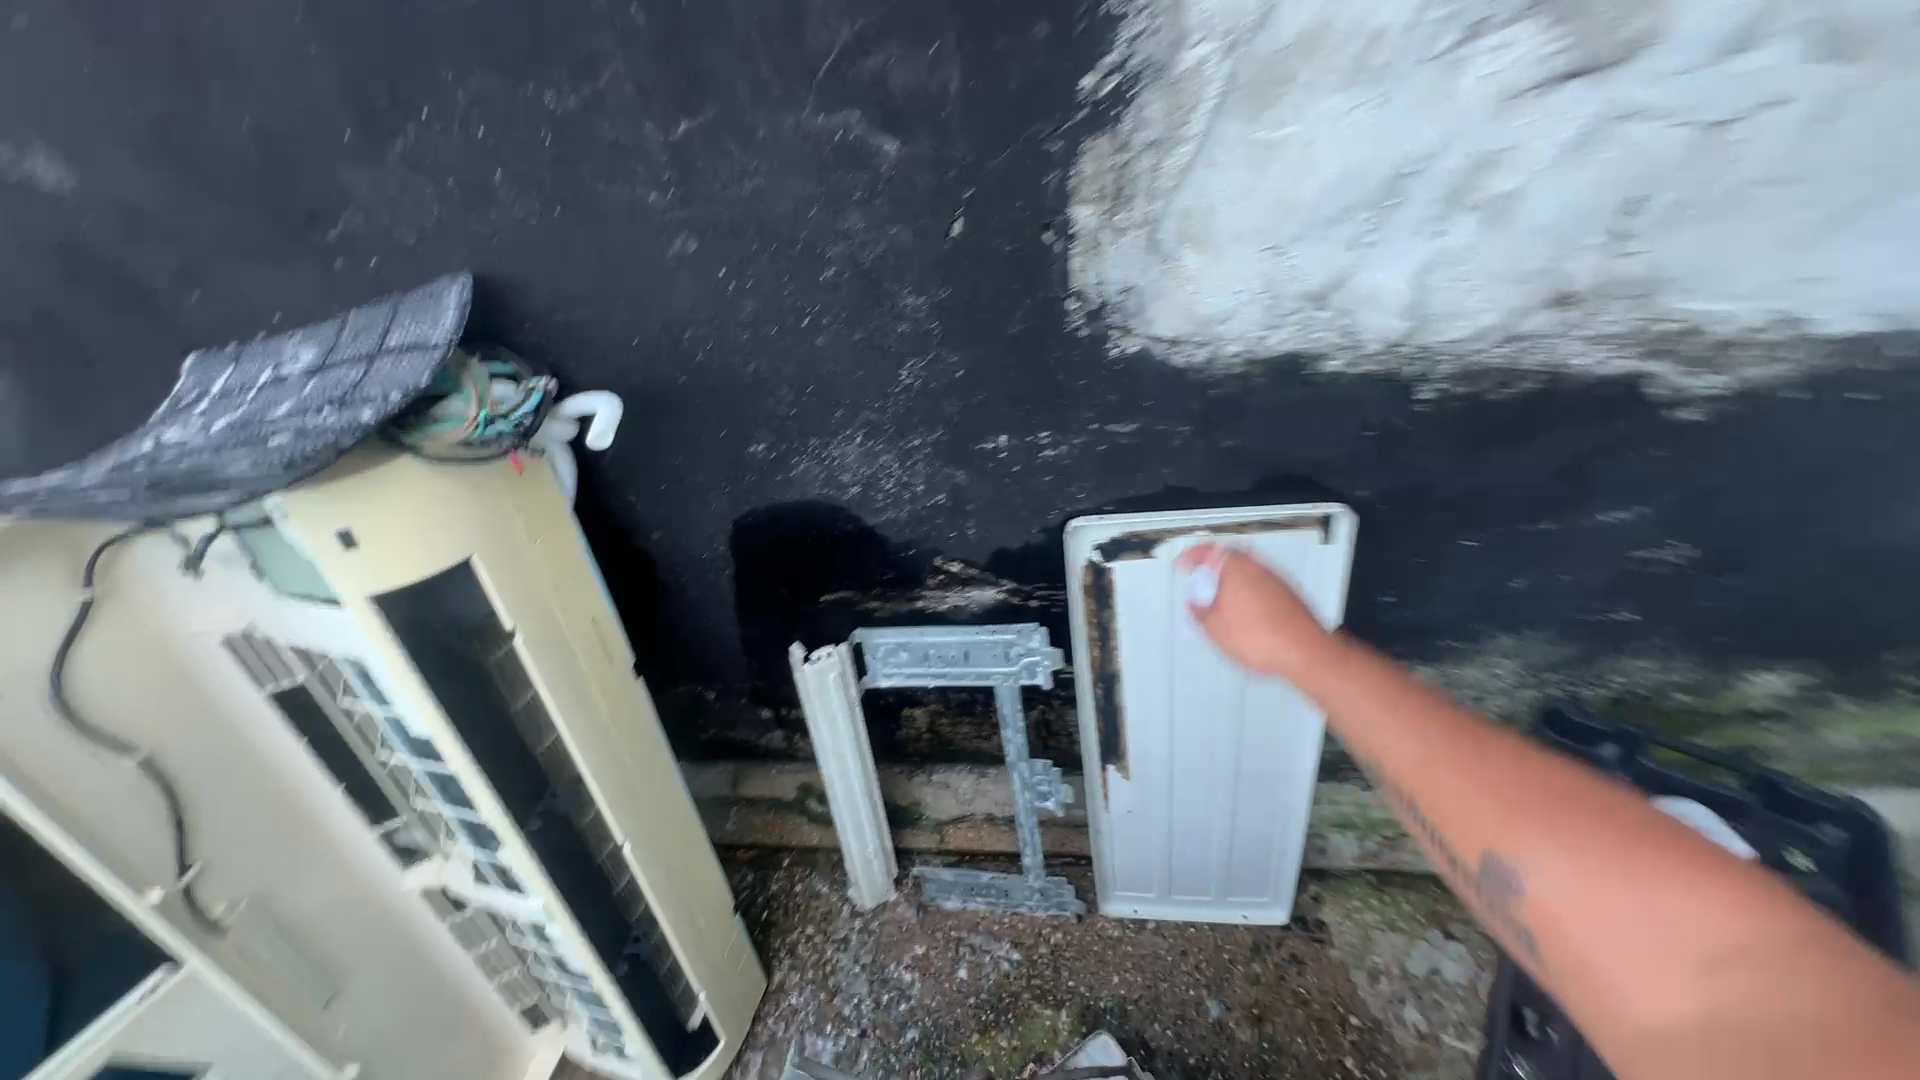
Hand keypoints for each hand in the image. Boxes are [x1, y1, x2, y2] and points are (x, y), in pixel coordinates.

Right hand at [1175, 542, 1332, 676]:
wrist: (1304, 653)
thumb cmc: (1259, 638)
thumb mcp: (1215, 629)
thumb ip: (1199, 613)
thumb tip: (1193, 606)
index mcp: (1236, 569)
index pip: (1209, 551)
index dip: (1192, 556)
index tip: (1183, 563)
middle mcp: (1257, 568)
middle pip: (1231, 557)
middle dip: (1213, 566)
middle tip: (1201, 577)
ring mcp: (1276, 580)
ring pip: (1247, 571)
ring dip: (1231, 580)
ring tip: (1219, 599)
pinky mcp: (1288, 595)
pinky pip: (1261, 584)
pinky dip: (1247, 592)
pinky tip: (1243, 612)